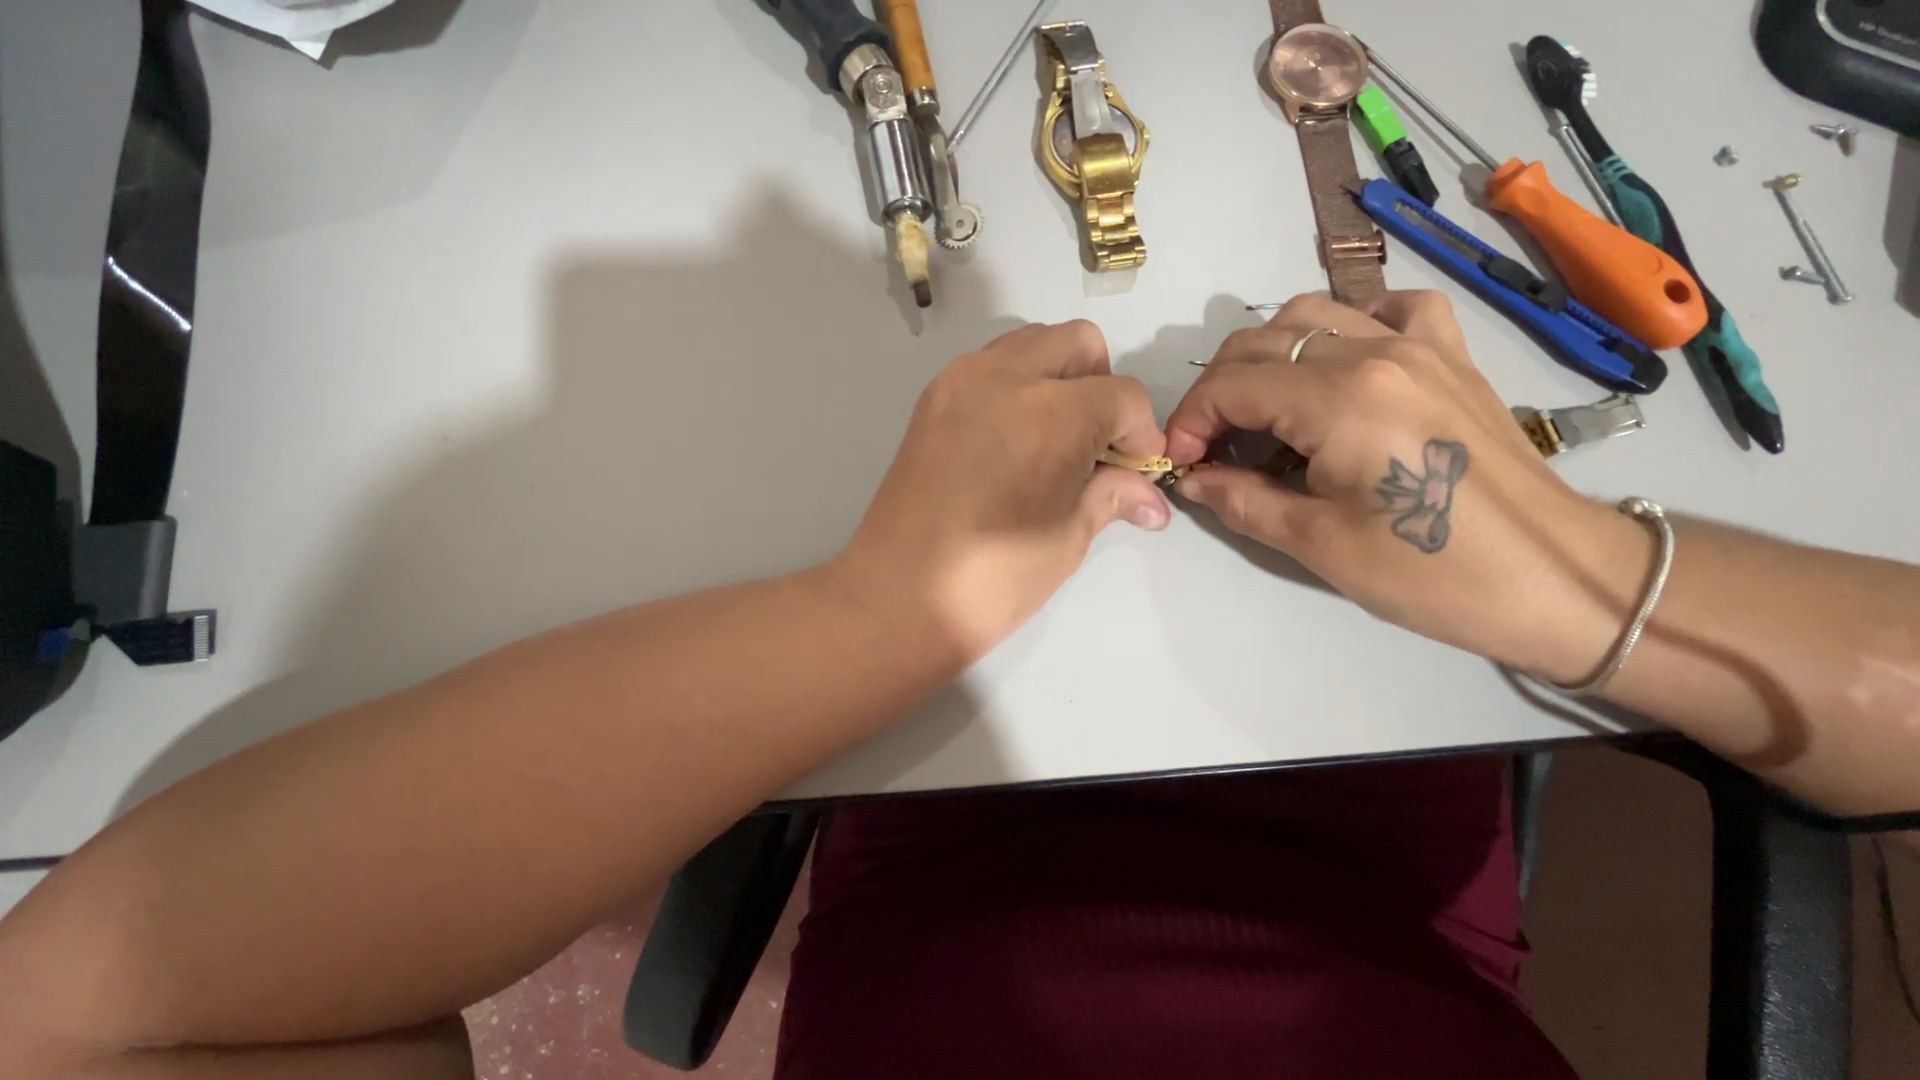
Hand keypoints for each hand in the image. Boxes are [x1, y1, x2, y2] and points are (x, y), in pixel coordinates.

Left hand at [838, 321, 1169, 661]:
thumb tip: (1150, 497)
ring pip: (1030, 343)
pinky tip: (1015, 442)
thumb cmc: (994, 577)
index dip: (1141, 432)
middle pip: (1078, 343)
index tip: (1137, 468)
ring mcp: (961, 381)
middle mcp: (1006, 377)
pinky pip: (989, 366)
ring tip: (1055, 440)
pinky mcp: (933, 398)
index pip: (1123, 396)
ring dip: (1057, 377)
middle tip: (1097, 443)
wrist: (898, 596)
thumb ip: (1111, 495)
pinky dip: (1015, 385)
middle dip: (1101, 385)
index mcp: (1052, 413)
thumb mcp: (1067, 537)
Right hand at [1166, 292, 1651, 681]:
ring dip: (1270, 354)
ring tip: (1264, 408)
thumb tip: (1193, 478)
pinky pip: (1390, 308)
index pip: (1233, 383)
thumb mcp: (1319, 546)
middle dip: (1218, 390)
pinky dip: (1351, 324)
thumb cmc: (1432, 572)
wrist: (1557, 577)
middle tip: (1212, 444)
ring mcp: (1420, 345)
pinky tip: (1343, 363)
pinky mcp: (1452, 355)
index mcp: (1342, 400)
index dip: (1191, 418)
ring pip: (1315, 313)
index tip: (1182, 459)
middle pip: (1262, 341)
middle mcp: (1376, 352)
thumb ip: (1243, 500)